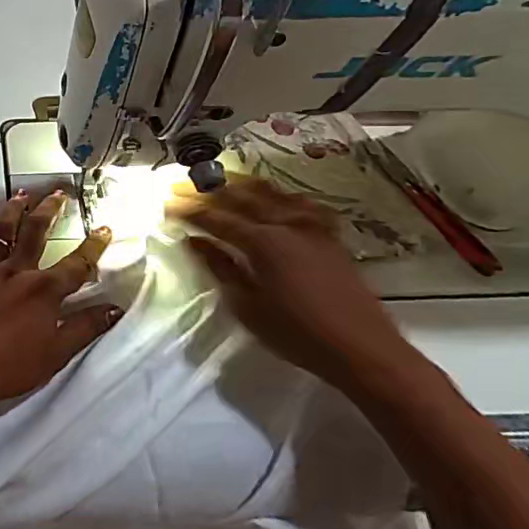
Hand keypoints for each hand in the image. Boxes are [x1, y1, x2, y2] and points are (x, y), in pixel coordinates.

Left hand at [0, 190, 119, 415]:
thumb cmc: (6, 367)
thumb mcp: (55, 353)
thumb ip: (84, 328)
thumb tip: (112, 311)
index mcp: (44, 292)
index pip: (77, 264)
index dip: (94, 246)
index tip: (104, 229)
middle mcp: (16, 274)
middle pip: (37, 233)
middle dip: (50, 210)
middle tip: (58, 194)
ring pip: (2, 233)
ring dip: (12, 211)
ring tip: (21, 195)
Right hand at [165, 178, 423, 388]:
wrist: (360, 347)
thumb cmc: (295, 332)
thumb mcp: (246, 305)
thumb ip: (220, 267)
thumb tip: (194, 242)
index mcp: (262, 242)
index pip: (217, 219)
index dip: (190, 211)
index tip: (167, 204)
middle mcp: (287, 225)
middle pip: (242, 198)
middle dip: (210, 191)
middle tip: (185, 186)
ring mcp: (312, 227)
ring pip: (273, 194)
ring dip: (243, 186)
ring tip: (222, 181)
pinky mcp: (329, 235)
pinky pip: (298, 203)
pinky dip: (278, 195)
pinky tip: (273, 197)